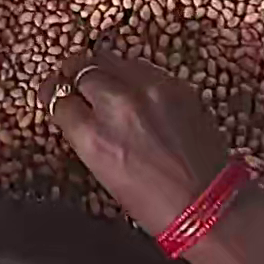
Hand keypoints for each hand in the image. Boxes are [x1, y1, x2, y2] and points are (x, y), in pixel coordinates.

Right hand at [37, 53, 232, 234]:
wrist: (210, 205)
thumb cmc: (151, 200)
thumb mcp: (101, 169)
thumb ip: (83, 133)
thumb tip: (72, 107)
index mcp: (94, 136)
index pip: (59, 98)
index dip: (53, 95)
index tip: (53, 95)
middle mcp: (118, 105)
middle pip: (81, 68)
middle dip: (71, 74)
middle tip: (70, 80)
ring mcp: (150, 90)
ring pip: (110, 58)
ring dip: (99, 68)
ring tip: (99, 80)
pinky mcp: (176, 85)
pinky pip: (140, 66)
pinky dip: (129, 73)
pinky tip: (131, 88)